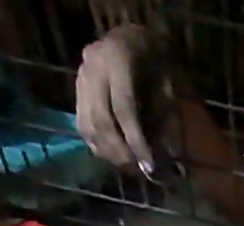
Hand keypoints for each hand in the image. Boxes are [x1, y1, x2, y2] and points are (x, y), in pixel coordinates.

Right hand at [76, 24, 162, 169]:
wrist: (134, 38)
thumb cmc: (157, 60)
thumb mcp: (166, 82)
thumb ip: (160, 115)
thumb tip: (157, 154)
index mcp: (117, 57)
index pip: (124, 109)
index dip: (137, 141)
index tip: (149, 167)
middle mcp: (93, 65)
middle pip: (101, 119)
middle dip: (120, 151)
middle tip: (137, 169)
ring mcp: (81, 76)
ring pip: (87, 124)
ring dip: (107, 152)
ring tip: (127, 165)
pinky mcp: (77, 88)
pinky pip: (82, 123)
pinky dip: (97, 144)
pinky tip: (112, 155)